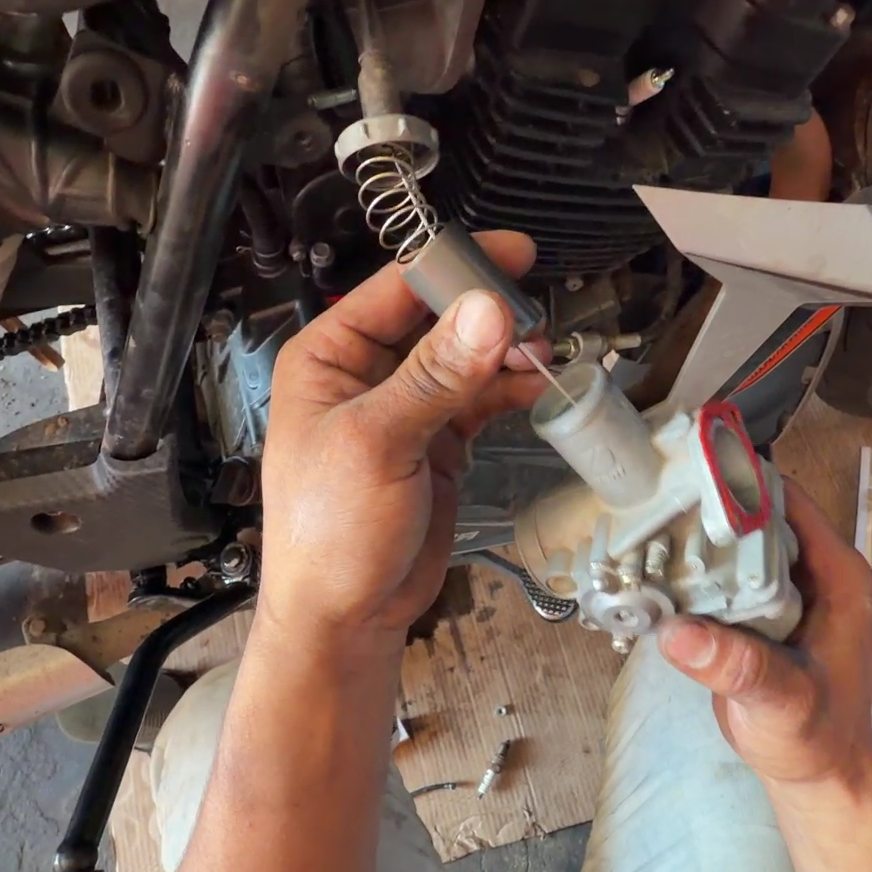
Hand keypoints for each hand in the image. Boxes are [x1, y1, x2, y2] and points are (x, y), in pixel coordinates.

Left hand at [258, 231, 546, 640]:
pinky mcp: (439, 441)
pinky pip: (480, 399)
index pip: (396, 290)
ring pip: (466, 359)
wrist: (346, 614)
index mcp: (330, 358)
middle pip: (438, 320)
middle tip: (535, 316)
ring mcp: (408, 408)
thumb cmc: (329, 533)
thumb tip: (486, 313)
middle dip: (488, 314)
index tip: (512, 257)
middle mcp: (368, 375)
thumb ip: (434, 377)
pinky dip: (510, 389)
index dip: (453, 268)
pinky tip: (537, 383)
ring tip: (542, 353)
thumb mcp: (377, 444)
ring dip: (506, 352)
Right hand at [656, 478, 871, 790]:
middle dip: (700, 510)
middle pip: (748, 517)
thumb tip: (676, 631)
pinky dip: (684, 574)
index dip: (737, 483)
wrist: (813, 775)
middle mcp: (805, 571)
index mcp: (834, 573)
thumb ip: (738, 665)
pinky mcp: (747, 612)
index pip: (784, 500)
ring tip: (636, 531)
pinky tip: (647, 573)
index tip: (685, 475)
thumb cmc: (816, 736)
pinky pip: (714, 578)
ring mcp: (774, 591)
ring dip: (687, 541)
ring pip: (727, 546)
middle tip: (647, 504)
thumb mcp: (784, 701)